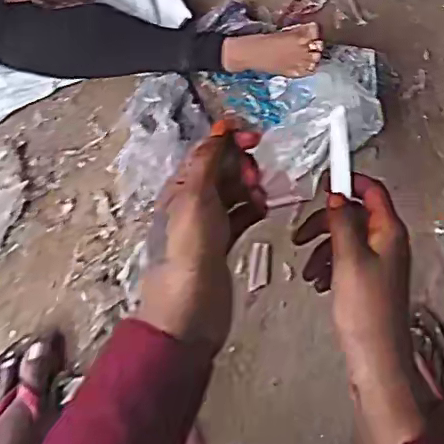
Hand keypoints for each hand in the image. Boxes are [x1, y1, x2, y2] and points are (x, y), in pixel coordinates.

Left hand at [137, 121, 268, 352]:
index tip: (254, 138)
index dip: (230, 138)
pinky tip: (262, 210)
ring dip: (252, 185)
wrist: (188, 314)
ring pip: (235, 189)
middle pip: (224, 167)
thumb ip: (208, 160)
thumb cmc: (186, 255)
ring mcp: (208, 222)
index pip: (207, 149)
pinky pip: (242, 213)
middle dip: (243, 164)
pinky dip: (254, 207)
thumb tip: (219, 130)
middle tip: (254, 177)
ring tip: (261, 196)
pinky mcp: (223, 241)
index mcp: (180, 186)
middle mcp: (193, 201)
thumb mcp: (194, 197)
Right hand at [293, 174, 424, 443]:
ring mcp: (382, 262)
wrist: (377, 363)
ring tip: (310, 265)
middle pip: (356, 213)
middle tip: (305, 231)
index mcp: (390, 231)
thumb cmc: (368, 316)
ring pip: (349, 236)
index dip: (349, 181)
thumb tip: (337, 196)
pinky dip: (330, 262)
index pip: (372, 189)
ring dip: (325, 244)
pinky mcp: (372, 280)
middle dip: (328, 220)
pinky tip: (320, 279)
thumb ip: (342, 221)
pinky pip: (349, 257)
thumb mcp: (348, 258)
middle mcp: (390, 242)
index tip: (327, 180)